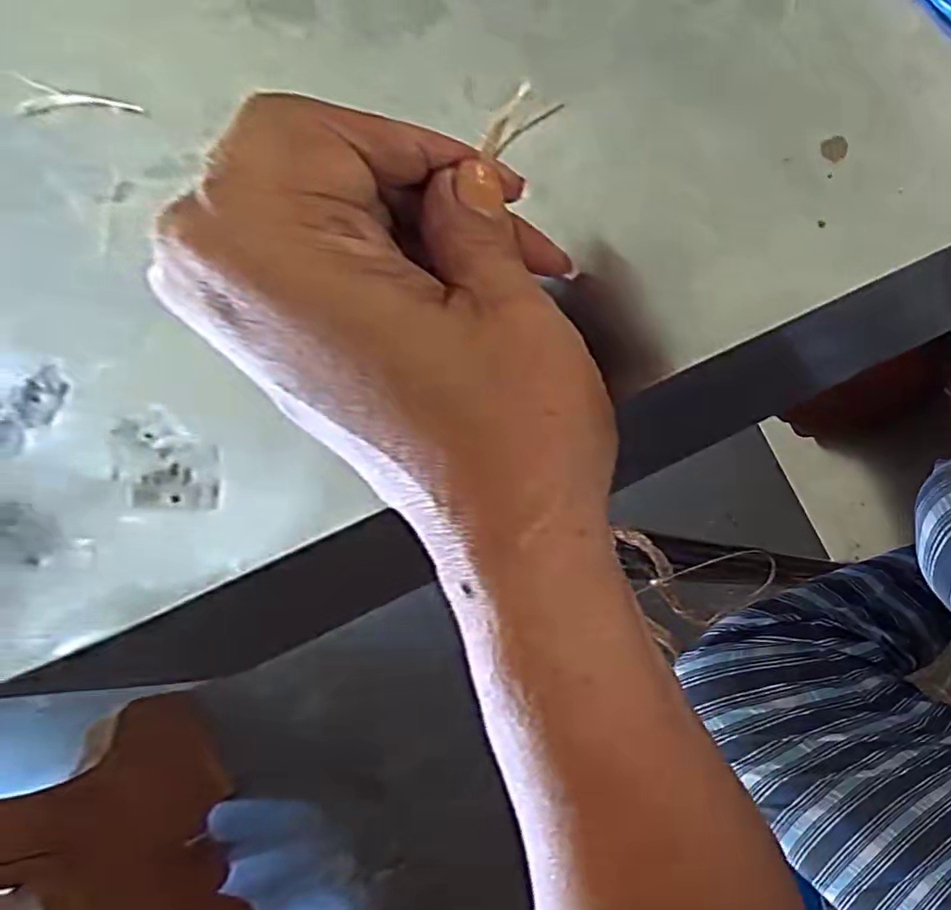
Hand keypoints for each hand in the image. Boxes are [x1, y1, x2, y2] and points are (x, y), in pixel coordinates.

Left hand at [148, 93, 614, 556]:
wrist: (516, 530)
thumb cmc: (518, 441)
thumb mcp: (515, 309)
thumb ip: (477, 224)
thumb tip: (467, 186)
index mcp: (263, 249)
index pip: (313, 131)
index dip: (418, 147)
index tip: (491, 182)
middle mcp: (226, 280)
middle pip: (313, 174)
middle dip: (428, 195)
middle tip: (516, 233)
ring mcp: (251, 325)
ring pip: (328, 224)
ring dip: (426, 237)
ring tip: (511, 276)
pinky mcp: (290, 357)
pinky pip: (330, 275)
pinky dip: (403, 272)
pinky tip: (474, 302)